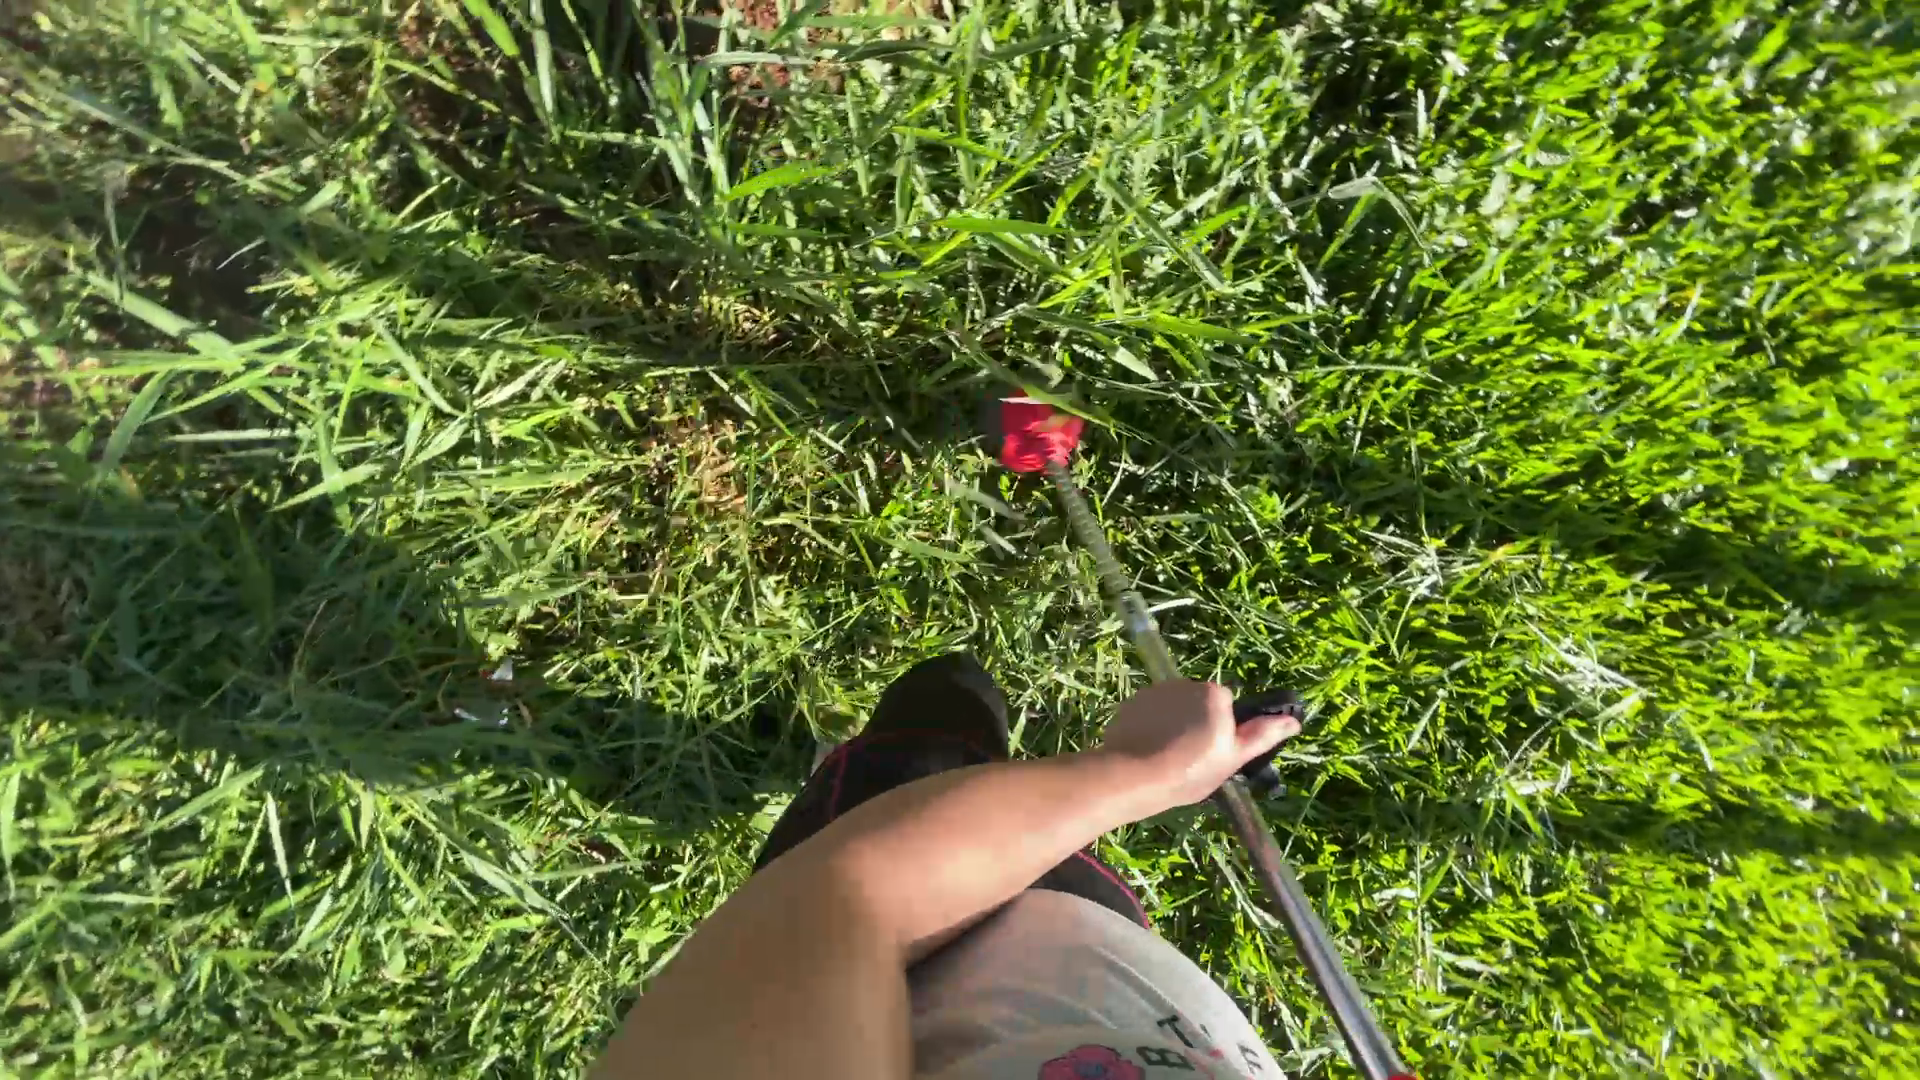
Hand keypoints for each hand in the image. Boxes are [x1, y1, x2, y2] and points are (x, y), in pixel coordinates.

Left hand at [1099, 680, 1300, 809]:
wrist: (1134, 774)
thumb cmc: (1190, 770)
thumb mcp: (1232, 757)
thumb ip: (1261, 735)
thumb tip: (1293, 721)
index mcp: (1214, 694)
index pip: (1225, 705)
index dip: (1222, 730)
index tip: (1212, 752)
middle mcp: (1185, 684)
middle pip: (1199, 703)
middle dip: (1198, 723)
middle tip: (1191, 758)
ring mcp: (1156, 691)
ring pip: (1174, 707)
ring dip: (1174, 723)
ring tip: (1168, 756)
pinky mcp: (1133, 701)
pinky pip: (1151, 712)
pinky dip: (1152, 725)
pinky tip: (1148, 749)